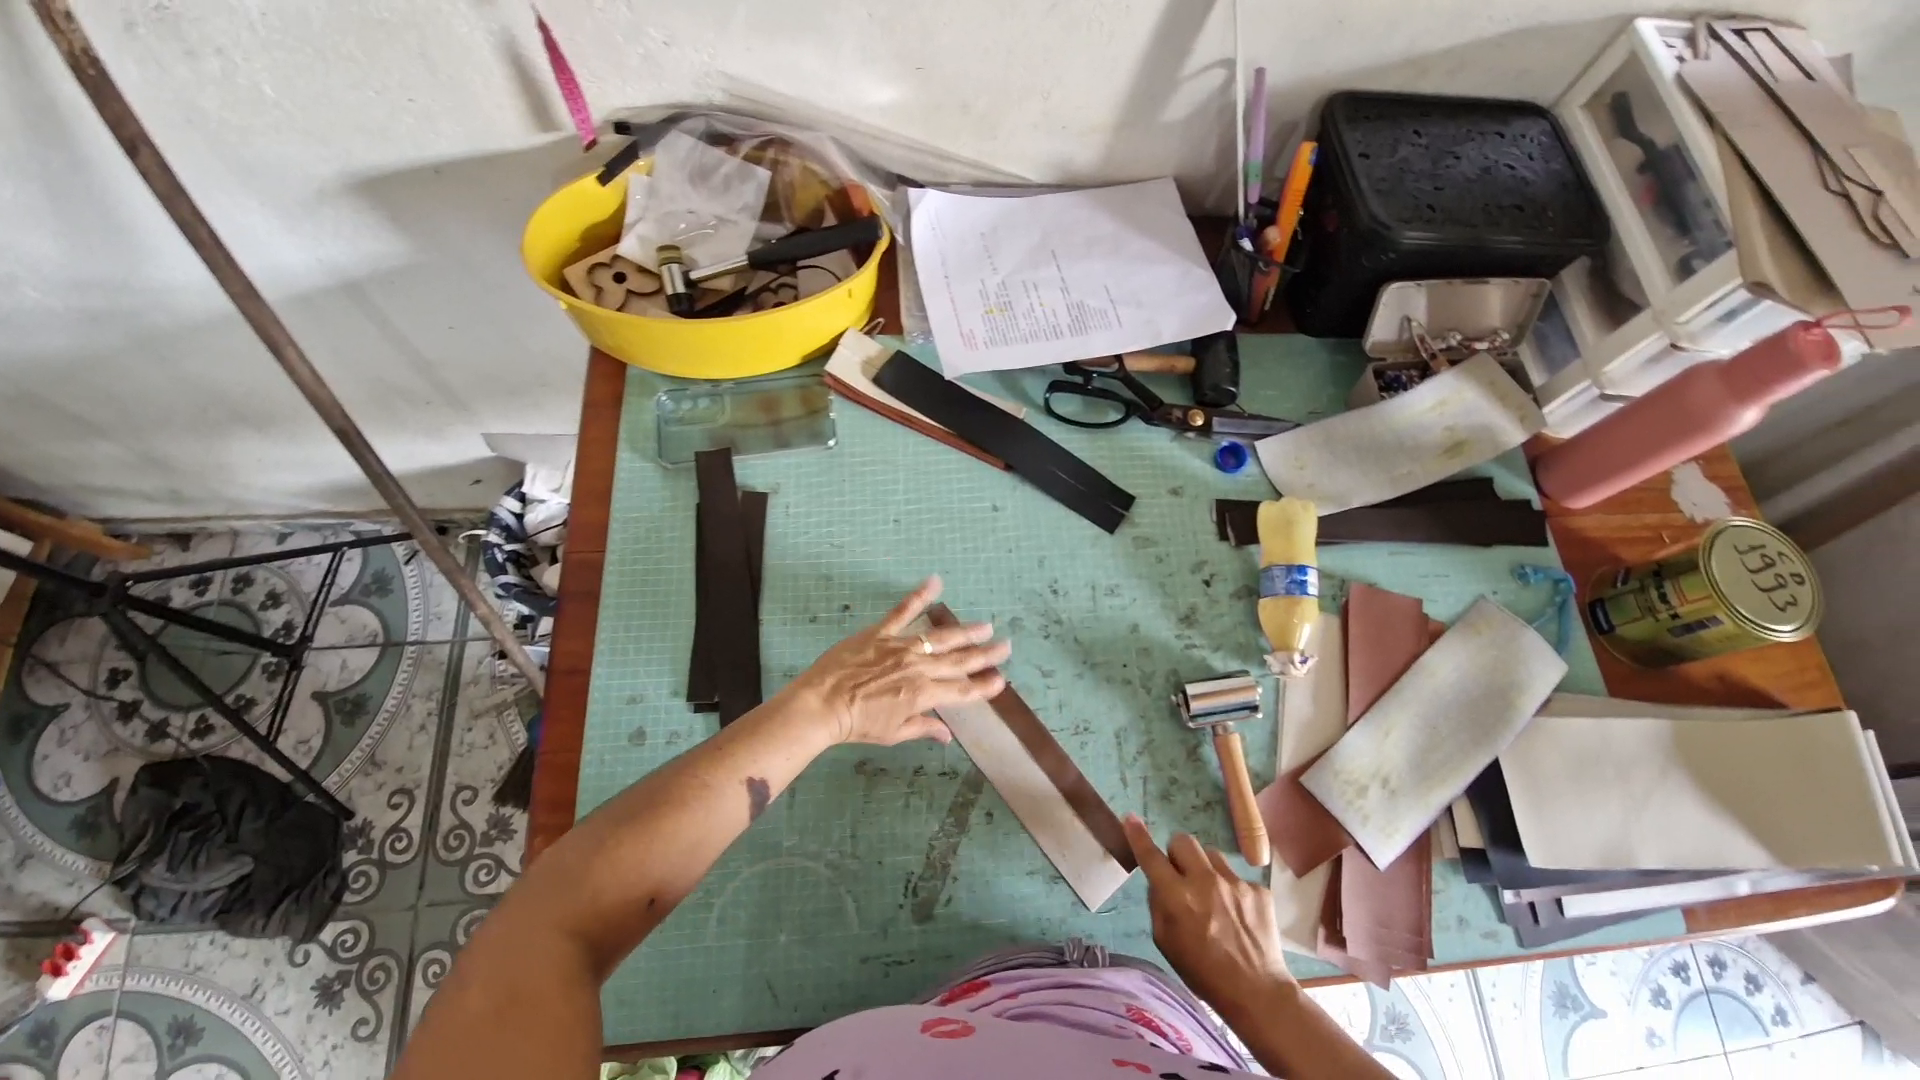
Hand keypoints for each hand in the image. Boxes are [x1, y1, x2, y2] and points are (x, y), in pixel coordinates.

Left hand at [779, 576, 1008, 746]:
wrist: (821, 705)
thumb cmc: (856, 724)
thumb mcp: (893, 733)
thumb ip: (923, 728)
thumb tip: (947, 735)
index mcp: (923, 695)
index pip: (961, 690)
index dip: (983, 686)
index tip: (1000, 680)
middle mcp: (918, 668)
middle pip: (958, 661)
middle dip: (985, 655)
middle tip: (1005, 646)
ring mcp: (900, 647)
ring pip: (940, 637)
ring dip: (965, 631)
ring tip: (985, 626)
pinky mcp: (880, 633)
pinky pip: (903, 611)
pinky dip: (920, 595)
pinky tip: (935, 581)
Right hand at [1125, 815, 1293, 1012]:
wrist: (1256, 991)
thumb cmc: (1202, 972)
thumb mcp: (1166, 942)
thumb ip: (1159, 904)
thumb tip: (1160, 881)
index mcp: (1177, 897)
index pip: (1151, 856)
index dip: (1138, 835)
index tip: (1131, 818)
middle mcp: (1205, 881)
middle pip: (1183, 840)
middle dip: (1177, 854)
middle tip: (1181, 876)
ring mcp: (1235, 883)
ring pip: (1211, 854)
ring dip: (1205, 869)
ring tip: (1213, 898)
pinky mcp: (1258, 889)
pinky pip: (1236, 877)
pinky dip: (1231, 890)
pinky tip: (1237, 915)